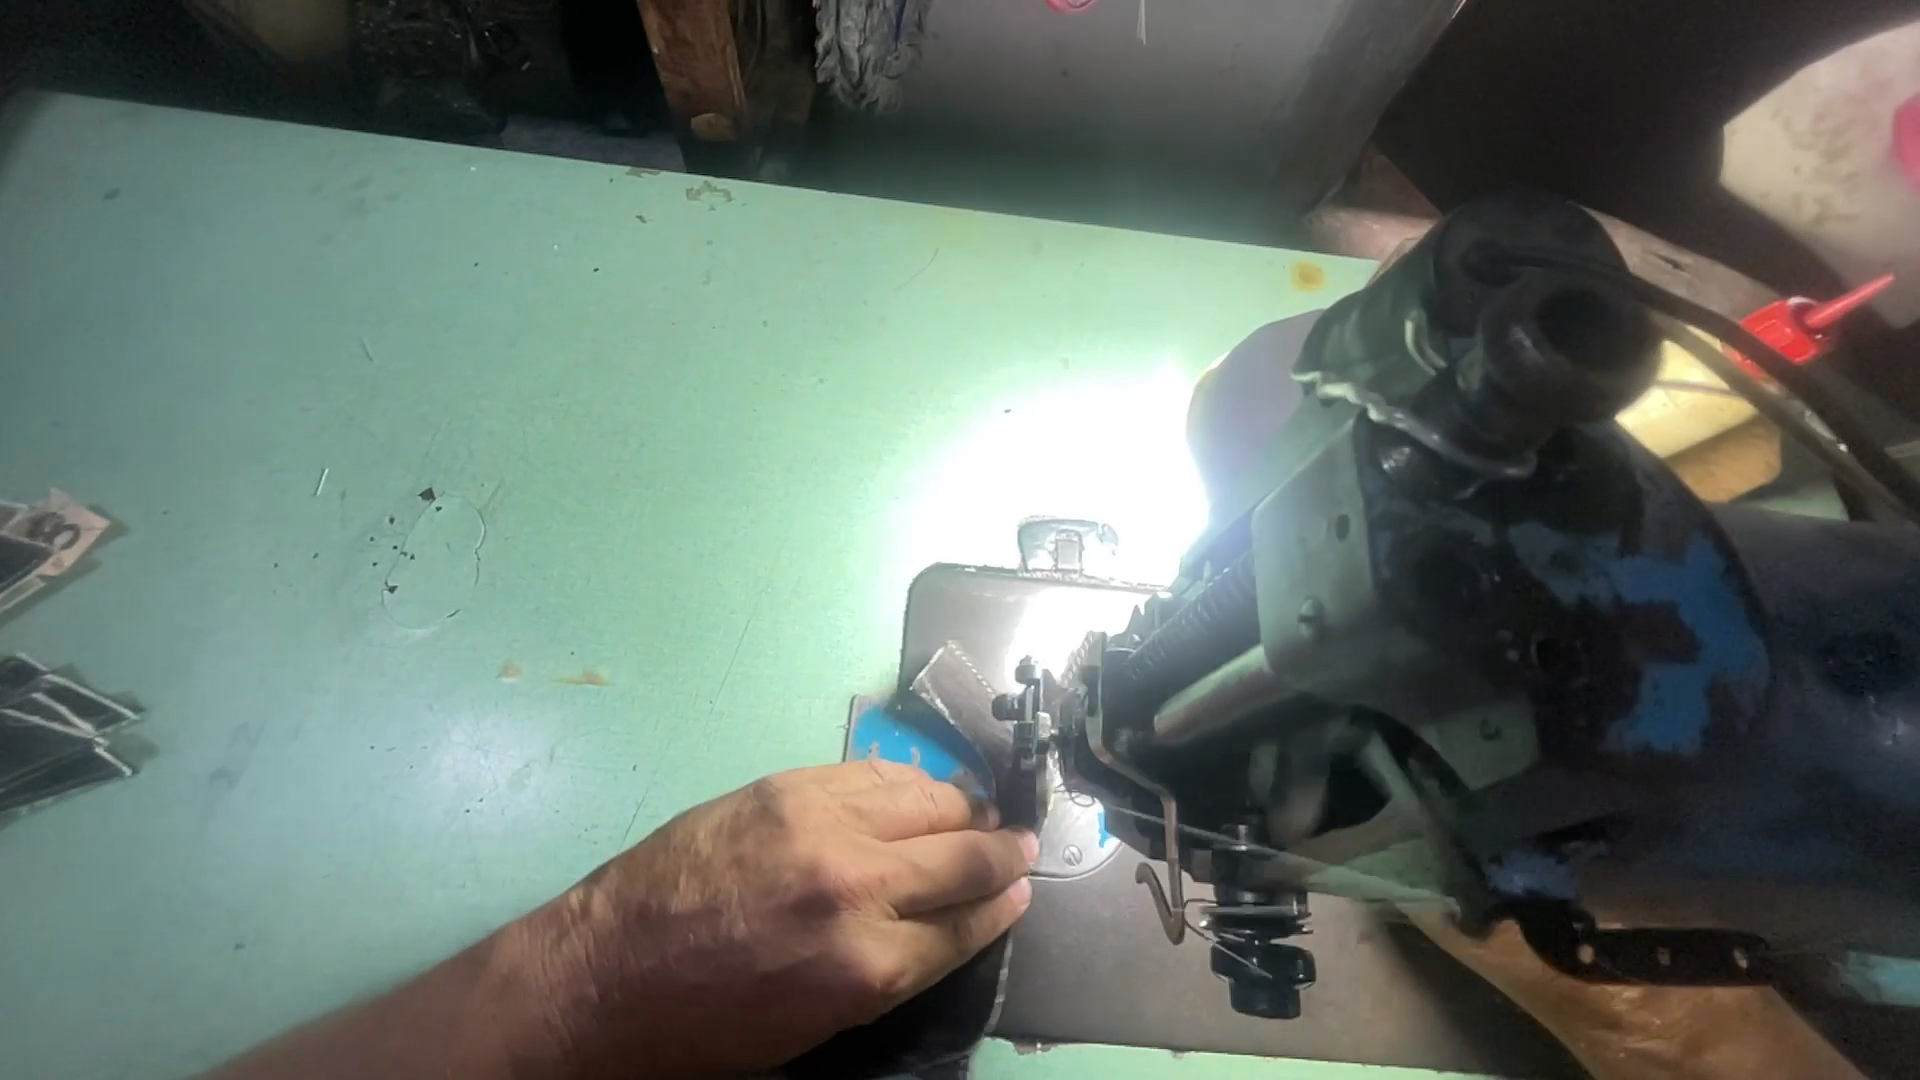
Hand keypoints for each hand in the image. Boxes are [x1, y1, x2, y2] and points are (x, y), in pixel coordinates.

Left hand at [513, 760, 1038, 1077]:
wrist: (606, 972)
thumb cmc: (710, 1022)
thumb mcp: (815, 1025)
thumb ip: (890, 968)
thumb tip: (940, 921)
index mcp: (868, 967)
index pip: (965, 924)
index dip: (1001, 904)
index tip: (1022, 887)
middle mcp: (859, 886)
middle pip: (960, 856)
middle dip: (1001, 851)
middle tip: (1021, 843)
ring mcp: (823, 824)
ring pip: (926, 800)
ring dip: (962, 807)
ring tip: (978, 811)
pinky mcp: (790, 786)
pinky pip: (874, 772)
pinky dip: (909, 780)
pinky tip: (923, 786)